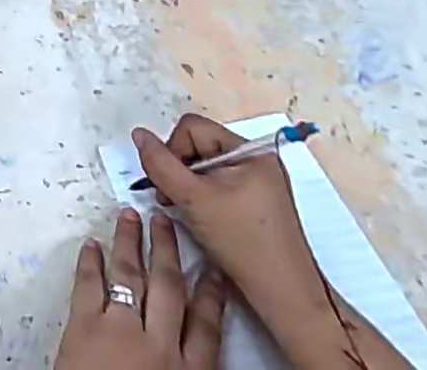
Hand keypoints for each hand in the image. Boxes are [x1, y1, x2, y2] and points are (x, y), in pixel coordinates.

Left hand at [53, 208, 226, 369]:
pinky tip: (91, 244)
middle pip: (166, 286)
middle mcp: (158, 345)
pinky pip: (88, 284)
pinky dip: (90, 262)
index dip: (211, 295)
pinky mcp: (83, 326)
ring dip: (128, 242)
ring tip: (127, 214)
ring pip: (128, 275)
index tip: (213, 269)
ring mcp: (119, 331)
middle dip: (166, 250)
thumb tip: (204, 355)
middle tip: (164, 218)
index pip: (206, 327)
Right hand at [132, 117, 304, 280]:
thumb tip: (139, 134)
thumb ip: (160, 163)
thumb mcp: (192, 198)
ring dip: (188, 184)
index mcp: (249, 149)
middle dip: (179, 169)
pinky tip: (201, 219)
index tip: (167, 184)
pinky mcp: (259, 203)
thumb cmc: (241, 242)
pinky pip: (220, 184)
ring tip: (184, 210)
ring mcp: (261, 182)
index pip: (192, 128)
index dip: (172, 150)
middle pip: (199, 145)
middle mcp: (257, 159)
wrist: (287, 298)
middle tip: (171, 199)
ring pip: (207, 167)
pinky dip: (203, 196)